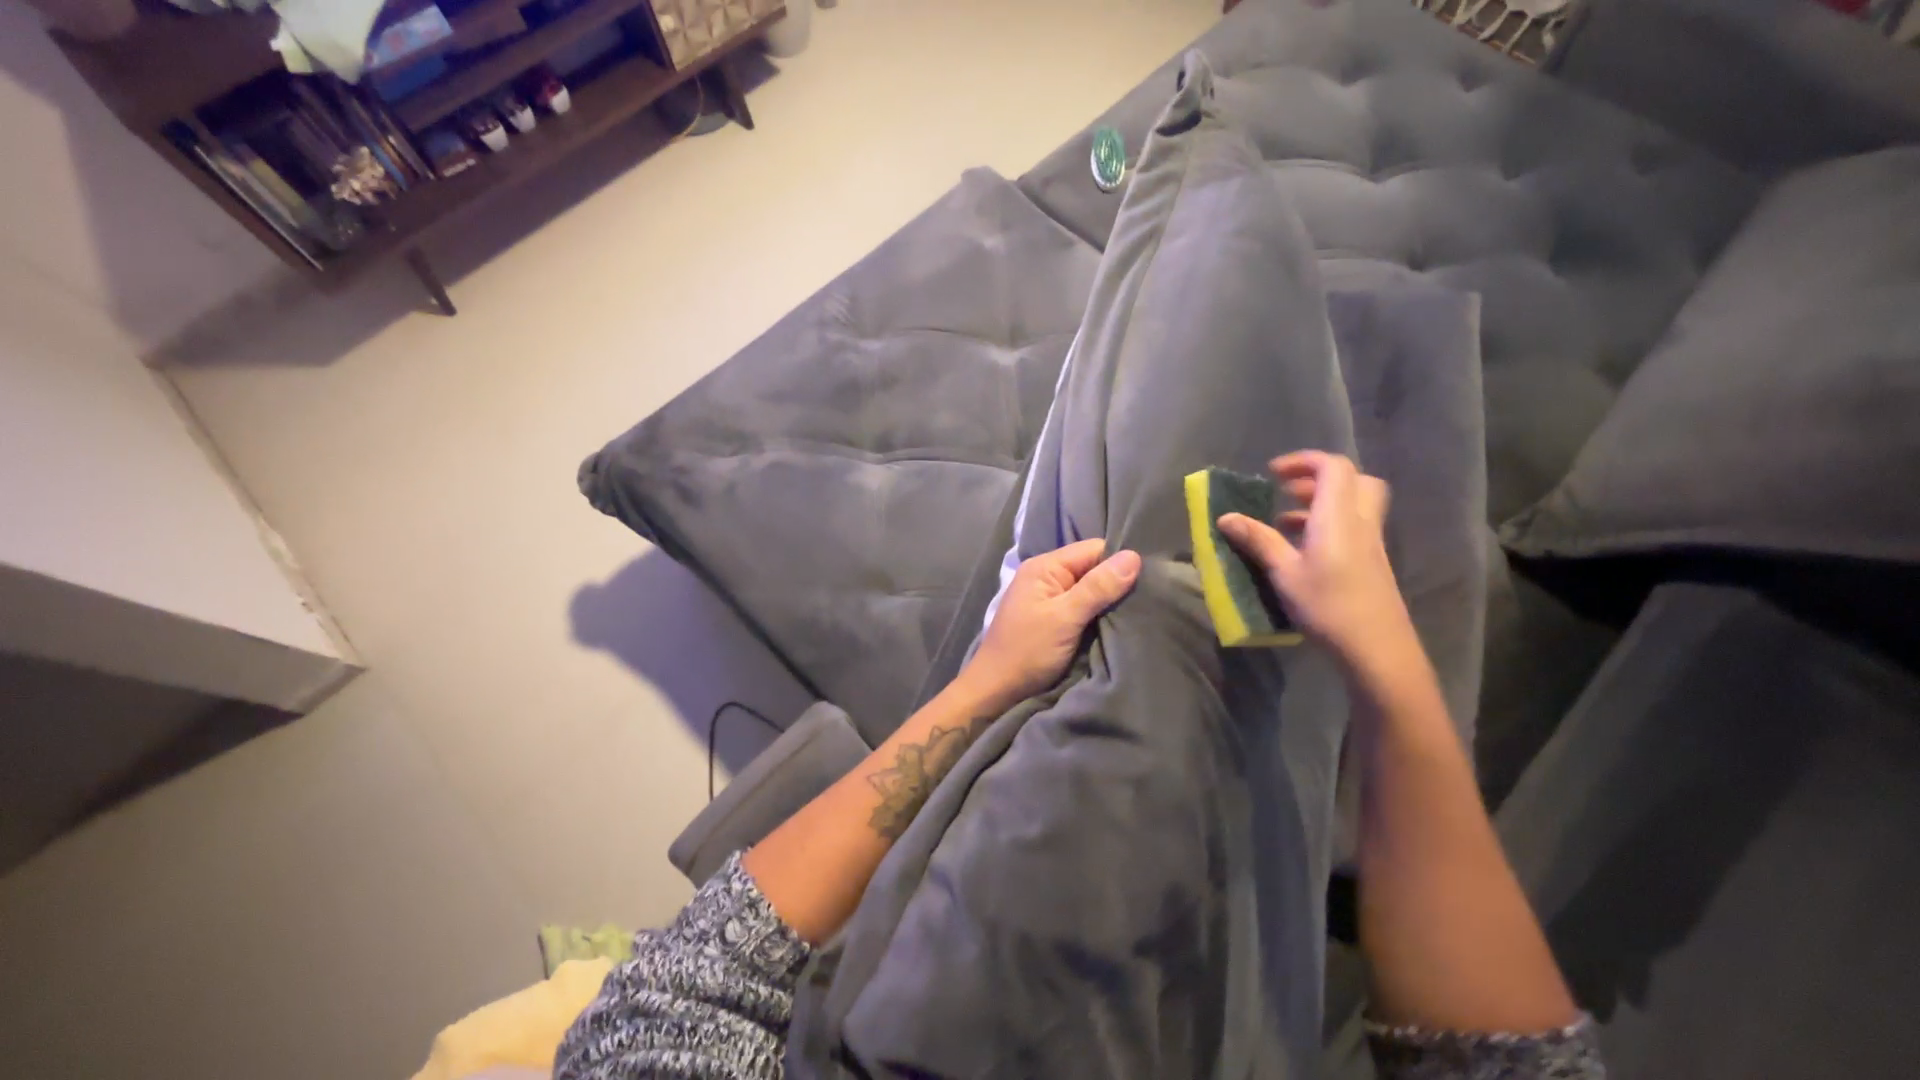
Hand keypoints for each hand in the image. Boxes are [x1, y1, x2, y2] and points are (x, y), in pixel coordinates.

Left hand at [960, 539, 1141, 707]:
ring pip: (1092, 591)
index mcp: (1045, 567)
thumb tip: (1135, 556)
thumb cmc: (1027, 651)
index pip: (1094, 549)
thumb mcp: (1064, 618)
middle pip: (1094, 569)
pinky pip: (1085, 609)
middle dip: (1119, 583)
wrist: (997, 691)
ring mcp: (1051, 600)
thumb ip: (1097, 587)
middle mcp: (1048, 577)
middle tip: (1151, 598)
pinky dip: (1101, 616)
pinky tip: (1121, 624)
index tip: (1151, 579)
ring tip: (1142, 612)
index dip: (1121, 561)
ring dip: (1111, 602)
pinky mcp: (1056, 621)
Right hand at [1217, 452, 1414, 673]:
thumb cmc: (1327, 606)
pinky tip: (1305, 551)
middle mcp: (1360, 521)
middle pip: (1352, 479)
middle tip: (1286, 492)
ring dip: (1323, 502)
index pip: (1332, 467)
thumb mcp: (1284, 574)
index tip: (1273, 475)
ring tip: (1286, 522)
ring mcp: (1371, 542)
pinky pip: (1354, 526)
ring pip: (1355, 503)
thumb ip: (1258, 540)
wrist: (1377, 648)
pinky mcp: (1373, 562)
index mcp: (1338, 516)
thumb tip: (1226, 517)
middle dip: (1317, 478)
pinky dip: (1330, 525)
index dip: (1303, 461)